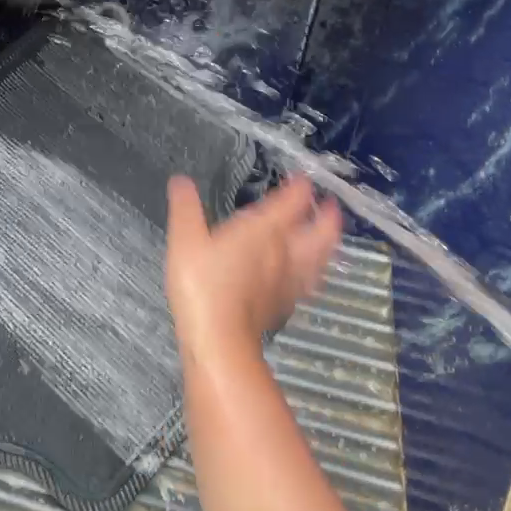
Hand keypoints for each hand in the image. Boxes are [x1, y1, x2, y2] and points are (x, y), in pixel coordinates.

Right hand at [165, 174, 342, 362]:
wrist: (219, 334)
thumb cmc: (201, 282)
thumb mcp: (184, 238)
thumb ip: (185, 207)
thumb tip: (180, 180)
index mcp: (263, 231)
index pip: (291, 202)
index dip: (300, 187)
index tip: (302, 176)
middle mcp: (285, 252)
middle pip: (320, 231)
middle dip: (328, 216)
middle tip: (330, 205)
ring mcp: (290, 279)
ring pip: (322, 256)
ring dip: (329, 242)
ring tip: (329, 236)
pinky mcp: (287, 301)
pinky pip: (311, 279)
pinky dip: (316, 268)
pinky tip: (310, 273)